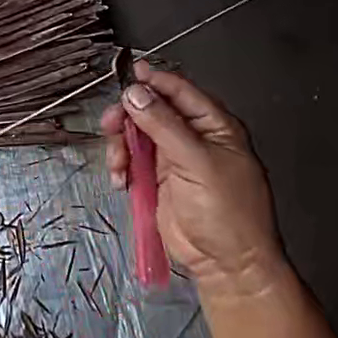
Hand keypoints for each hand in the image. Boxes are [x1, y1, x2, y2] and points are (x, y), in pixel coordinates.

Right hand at [101, 60, 281, 299]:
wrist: (225, 263)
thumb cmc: (226, 211)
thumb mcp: (196, 161)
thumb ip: (163, 125)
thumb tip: (135, 93)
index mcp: (213, 125)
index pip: (179, 92)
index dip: (154, 81)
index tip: (129, 74)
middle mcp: (191, 137)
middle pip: (151, 111)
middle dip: (128, 116)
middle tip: (111, 124)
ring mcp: (173, 159)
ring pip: (136, 136)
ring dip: (121, 146)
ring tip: (119, 164)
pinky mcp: (157, 181)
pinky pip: (131, 162)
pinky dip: (121, 168)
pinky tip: (121, 181)